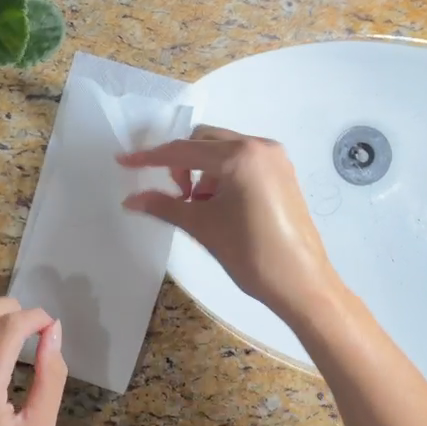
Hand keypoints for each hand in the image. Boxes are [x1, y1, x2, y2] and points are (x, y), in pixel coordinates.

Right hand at [118, 126, 343, 323]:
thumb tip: (130, 199)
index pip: (184, 150)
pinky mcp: (283, 172)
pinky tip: (221, 206)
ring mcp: (275, 158)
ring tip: (201, 207)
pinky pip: (243, 161)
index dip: (150, 157)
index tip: (124, 161)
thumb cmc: (251, 255)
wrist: (302, 284)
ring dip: (203, 171)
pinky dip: (223, 175)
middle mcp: (259, 147)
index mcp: (239, 157)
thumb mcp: (202, 227)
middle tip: (177, 196)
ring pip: (223, 150)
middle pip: (204, 141)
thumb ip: (164, 205)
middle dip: (182, 164)